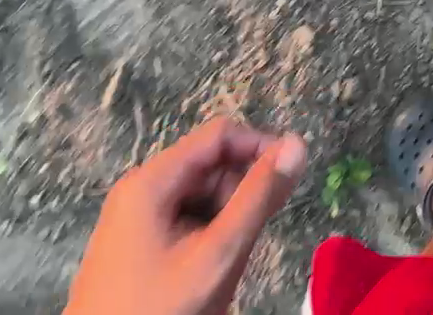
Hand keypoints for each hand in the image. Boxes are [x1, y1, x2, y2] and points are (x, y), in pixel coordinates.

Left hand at [64, 118, 306, 314]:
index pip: (221, 135)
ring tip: (227, 257)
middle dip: (242, 190)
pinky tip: (207, 267)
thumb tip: (299, 144)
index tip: (288, 179)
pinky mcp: (134, 243)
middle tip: (253, 232)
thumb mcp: (218, 253)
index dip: (260, 147)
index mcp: (151, 182)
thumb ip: (260, 196)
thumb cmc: (158, 312)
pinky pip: (185, 217)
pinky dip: (208, 232)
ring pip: (202, 193)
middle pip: (212, 164)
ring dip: (227, 215)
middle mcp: (140, 189)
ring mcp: (133, 218)